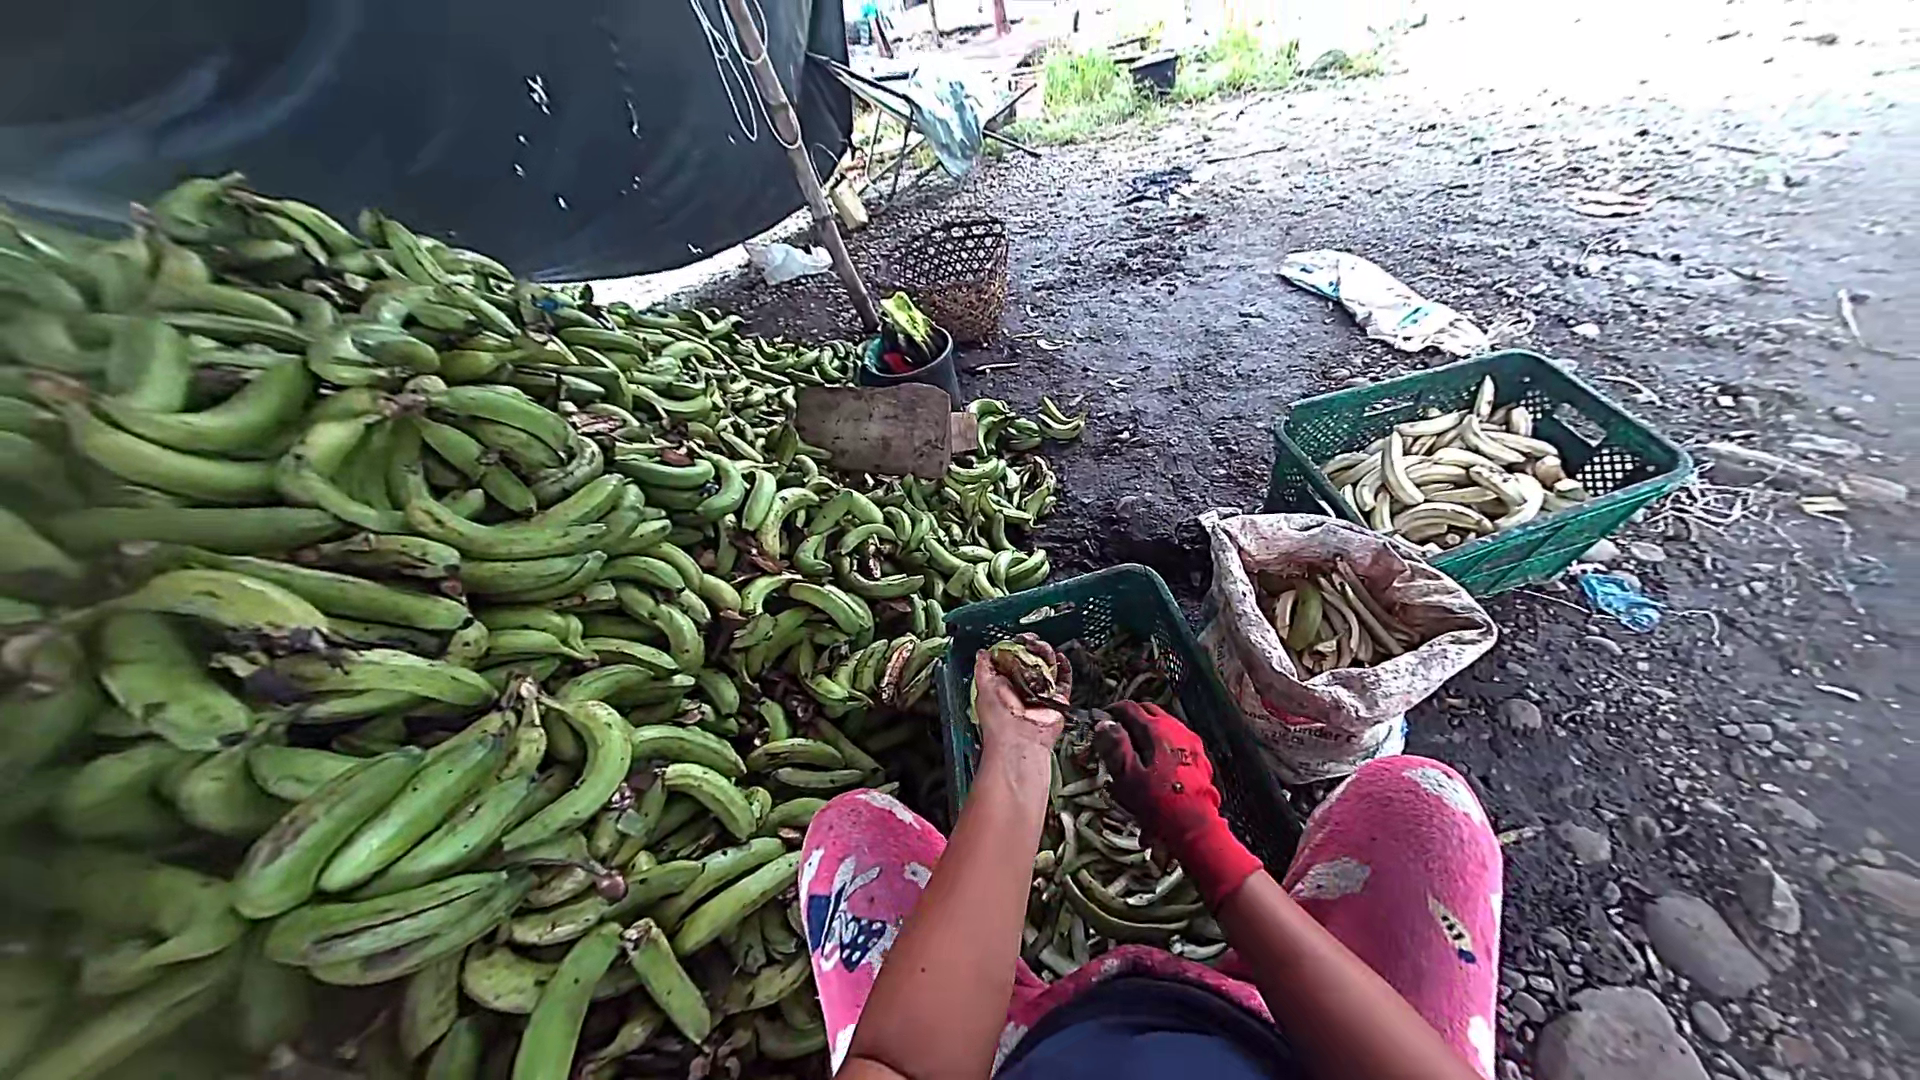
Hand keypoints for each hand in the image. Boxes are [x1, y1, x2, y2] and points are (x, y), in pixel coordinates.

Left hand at [971, 634, 1070, 754]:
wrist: (1019, 739)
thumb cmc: (998, 718)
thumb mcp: (984, 685)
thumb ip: (983, 667)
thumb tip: (982, 652)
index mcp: (1004, 684)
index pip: (1012, 660)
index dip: (1015, 647)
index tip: (1018, 639)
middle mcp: (1023, 688)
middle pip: (1032, 661)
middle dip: (1032, 647)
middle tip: (1030, 641)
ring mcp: (1041, 693)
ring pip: (1047, 667)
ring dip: (1046, 653)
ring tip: (1042, 647)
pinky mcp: (1056, 701)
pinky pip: (1064, 682)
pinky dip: (1065, 669)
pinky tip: (1061, 657)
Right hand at [1095, 701, 1262, 905]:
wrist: (1197, 830)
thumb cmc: (1158, 803)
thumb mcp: (1127, 775)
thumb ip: (1114, 746)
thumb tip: (1104, 724)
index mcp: (1156, 729)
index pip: (1129, 707)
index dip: (1112, 712)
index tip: (1102, 722)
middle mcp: (1177, 729)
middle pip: (1149, 711)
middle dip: (1131, 717)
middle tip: (1117, 732)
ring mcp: (1191, 743)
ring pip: (1164, 724)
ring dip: (1147, 729)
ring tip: (1134, 748)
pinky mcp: (1200, 758)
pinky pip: (1176, 740)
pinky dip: (1162, 742)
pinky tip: (1155, 761)